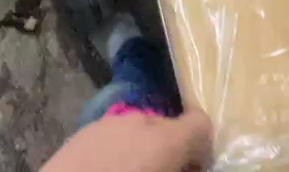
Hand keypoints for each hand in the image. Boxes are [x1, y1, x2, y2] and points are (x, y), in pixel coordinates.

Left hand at [40, 110, 212, 171]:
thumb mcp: (161, 168)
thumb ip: (182, 167)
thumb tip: (189, 165)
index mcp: (163, 140)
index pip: (200, 124)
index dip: (203, 148)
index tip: (196, 171)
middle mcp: (139, 121)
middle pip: (169, 129)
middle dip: (173, 154)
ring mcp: (109, 122)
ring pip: (140, 130)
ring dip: (144, 152)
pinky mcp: (85, 130)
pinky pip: (115, 136)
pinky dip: (120, 152)